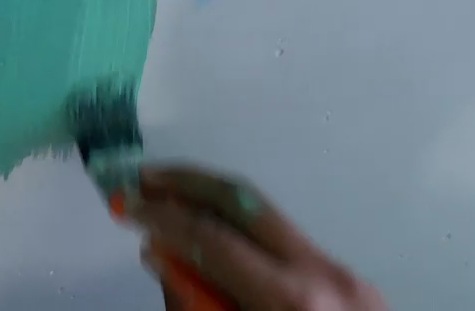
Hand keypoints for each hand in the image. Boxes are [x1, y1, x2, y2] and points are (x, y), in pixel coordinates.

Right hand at [126, 164, 385, 310]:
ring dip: (210, 198)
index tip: (123, 203)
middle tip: (140, 177)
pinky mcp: (351, 277)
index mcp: (294, 302)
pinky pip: (283, 240)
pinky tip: (212, 229)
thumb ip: (195, 305)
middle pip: (240, 199)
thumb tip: (159, 253)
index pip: (212, 237)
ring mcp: (343, 271)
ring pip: (263, 213)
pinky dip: (242, 229)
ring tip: (166, 193)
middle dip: (184, 181)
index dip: (160, 217)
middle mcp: (322, 272)